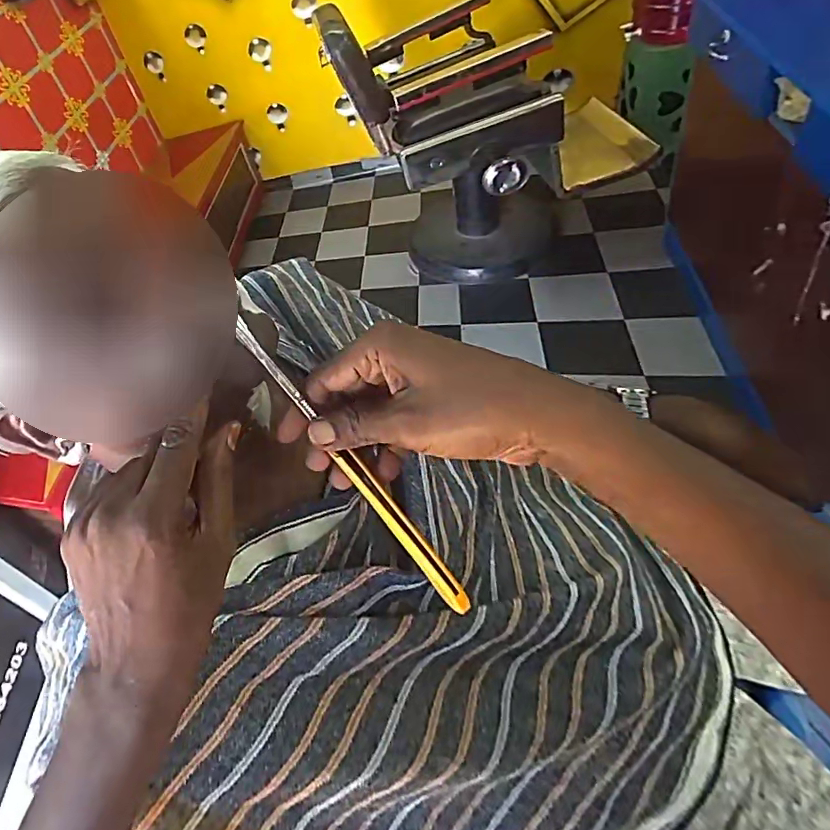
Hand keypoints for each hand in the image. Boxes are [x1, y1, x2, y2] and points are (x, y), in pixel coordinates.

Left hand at [64, 400, 239, 694]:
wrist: (133, 662)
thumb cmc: (189, 608)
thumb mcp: (216, 546)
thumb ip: (216, 483)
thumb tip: (223, 432)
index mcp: (152, 518)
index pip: (174, 445)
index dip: (190, 416)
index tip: (200, 390)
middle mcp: (110, 510)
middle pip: (145, 454)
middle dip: (170, 450)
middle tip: (190, 458)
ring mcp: (83, 519)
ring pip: (120, 469)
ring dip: (144, 470)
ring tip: (163, 495)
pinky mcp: (68, 527)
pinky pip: (98, 487)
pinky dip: (120, 488)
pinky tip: (136, 507)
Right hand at [275, 321, 604, 468]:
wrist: (542, 416)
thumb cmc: (470, 411)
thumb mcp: (407, 424)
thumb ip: (354, 428)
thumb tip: (312, 435)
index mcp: (378, 346)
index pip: (324, 378)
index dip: (303, 412)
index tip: (287, 444)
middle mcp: (389, 353)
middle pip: (344, 395)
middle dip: (331, 434)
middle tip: (317, 471)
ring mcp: (409, 374)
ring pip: (367, 410)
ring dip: (356, 445)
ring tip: (345, 483)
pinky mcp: (427, 393)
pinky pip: (392, 416)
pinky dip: (384, 443)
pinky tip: (381, 474)